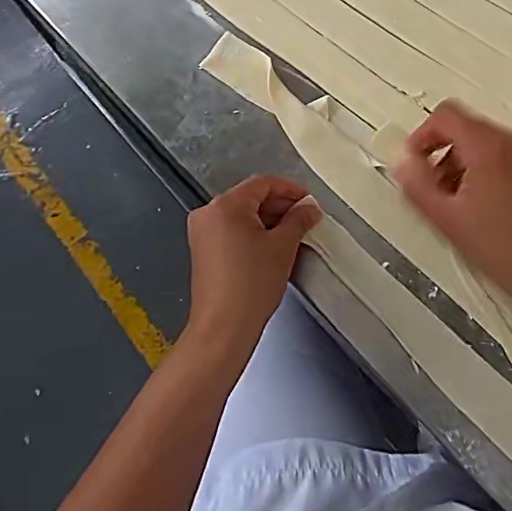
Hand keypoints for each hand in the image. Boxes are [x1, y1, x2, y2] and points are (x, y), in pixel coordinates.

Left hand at [181, 175, 323, 355]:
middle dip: (280, 205)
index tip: (308, 200)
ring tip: (294, 233)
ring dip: (268, 219)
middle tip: (305, 217)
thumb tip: (309, 208)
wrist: (223, 327)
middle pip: (250, 197)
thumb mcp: (283, 246)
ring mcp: (203, 232)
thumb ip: (299, 219)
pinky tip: (273, 245)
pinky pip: (232, 229)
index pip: (262, 183)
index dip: (290, 189)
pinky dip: (253, 232)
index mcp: (226, 205)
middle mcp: (209, 213)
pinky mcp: (203, 250)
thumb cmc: (250, 286)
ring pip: (241, 214)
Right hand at [392, 101, 511, 300]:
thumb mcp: (445, 216)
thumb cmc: (504, 249)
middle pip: (462, 126)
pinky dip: (478, 168)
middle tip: (429, 185)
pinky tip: (473, 203)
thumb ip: (416, 182)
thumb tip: (401, 161)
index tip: (414, 159)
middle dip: (439, 152)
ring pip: (478, 140)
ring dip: (457, 162)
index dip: (421, 136)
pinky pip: (497, 153)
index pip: (445, 115)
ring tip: (450, 199)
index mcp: (489, 146)